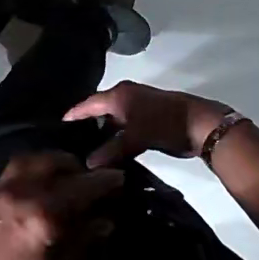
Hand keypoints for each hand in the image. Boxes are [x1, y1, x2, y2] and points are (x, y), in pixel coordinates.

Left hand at [0, 153, 122, 259]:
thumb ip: (82, 243)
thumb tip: (105, 220)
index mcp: (41, 215)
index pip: (84, 185)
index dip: (108, 182)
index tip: (122, 182)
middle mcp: (18, 194)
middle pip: (56, 162)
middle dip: (80, 170)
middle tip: (94, 185)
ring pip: (30, 161)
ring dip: (53, 166)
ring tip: (67, 183)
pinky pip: (11, 174)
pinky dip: (30, 174)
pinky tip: (38, 193)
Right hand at [63, 81, 230, 167]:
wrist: (201, 124)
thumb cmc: (165, 123)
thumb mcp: (136, 137)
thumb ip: (111, 150)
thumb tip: (88, 165)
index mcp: (119, 95)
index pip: (88, 103)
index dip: (74, 115)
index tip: (57, 127)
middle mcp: (126, 98)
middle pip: (99, 112)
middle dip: (86, 128)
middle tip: (68, 147)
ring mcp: (138, 110)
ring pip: (113, 123)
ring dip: (103, 137)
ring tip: (84, 155)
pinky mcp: (148, 122)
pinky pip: (125, 131)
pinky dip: (117, 141)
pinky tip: (109, 157)